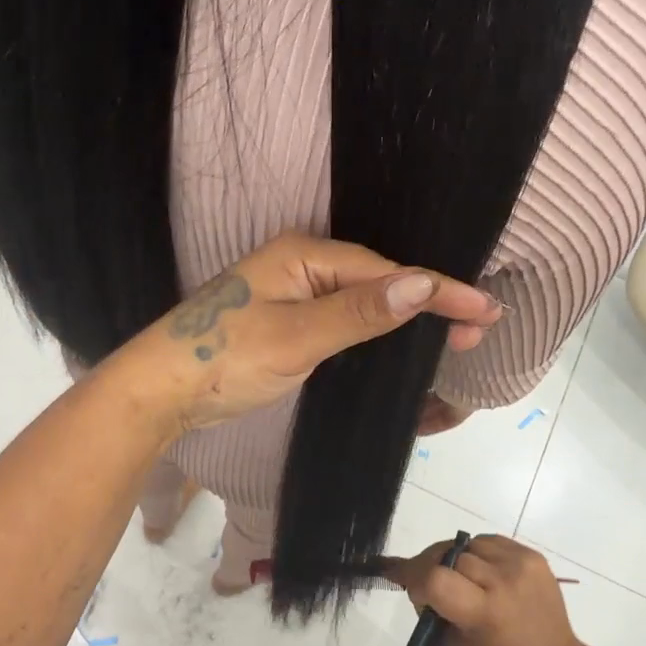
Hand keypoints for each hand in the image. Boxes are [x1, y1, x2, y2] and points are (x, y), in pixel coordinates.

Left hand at [107, 233, 500, 432]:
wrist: (160, 389)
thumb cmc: (224, 360)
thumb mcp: (296, 338)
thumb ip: (359, 313)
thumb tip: (421, 285)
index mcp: (303, 256)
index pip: (386, 272)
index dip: (438, 291)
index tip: (485, 312)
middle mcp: (300, 266)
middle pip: (378, 280)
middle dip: (428, 302)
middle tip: (474, 332)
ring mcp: (291, 294)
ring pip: (362, 300)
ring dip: (405, 317)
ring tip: (450, 337)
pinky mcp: (284, 322)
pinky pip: (343, 318)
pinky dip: (375, 330)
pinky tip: (396, 342)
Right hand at [386, 535, 599, 645]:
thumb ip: (431, 610)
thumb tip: (412, 580)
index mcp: (484, 612)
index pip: (435, 579)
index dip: (414, 578)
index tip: (408, 586)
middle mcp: (503, 582)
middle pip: (447, 556)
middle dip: (428, 567)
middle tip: (427, 584)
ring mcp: (520, 564)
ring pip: (466, 545)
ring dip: (453, 559)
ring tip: (458, 579)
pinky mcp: (532, 555)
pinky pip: (488, 542)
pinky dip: (476, 554)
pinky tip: (480, 572)